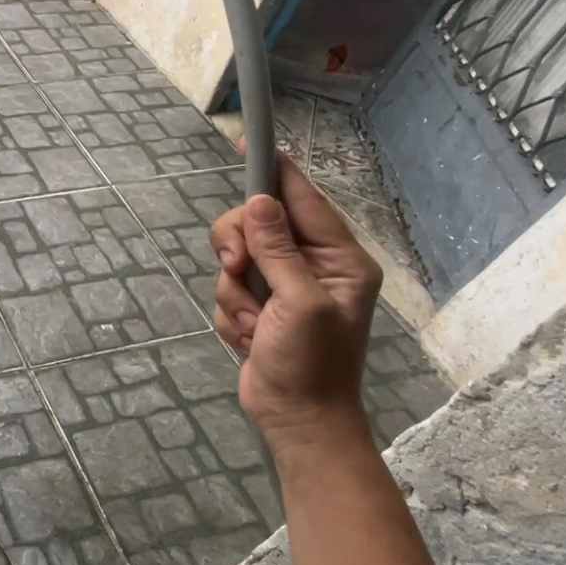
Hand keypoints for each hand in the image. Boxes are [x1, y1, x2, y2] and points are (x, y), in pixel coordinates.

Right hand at [210, 151, 381, 447]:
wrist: (297, 421)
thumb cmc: (312, 364)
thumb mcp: (300, 304)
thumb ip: (278, 250)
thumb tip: (261, 200)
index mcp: (338, 259)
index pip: (302, 199)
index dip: (273, 170)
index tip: (244, 143)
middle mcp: (310, 264)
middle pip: (256, 223)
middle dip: (238, 248)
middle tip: (236, 270)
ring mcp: (282, 284)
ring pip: (235, 256)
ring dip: (233, 290)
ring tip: (251, 322)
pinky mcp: (258, 304)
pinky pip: (227, 286)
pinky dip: (230, 311)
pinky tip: (249, 336)